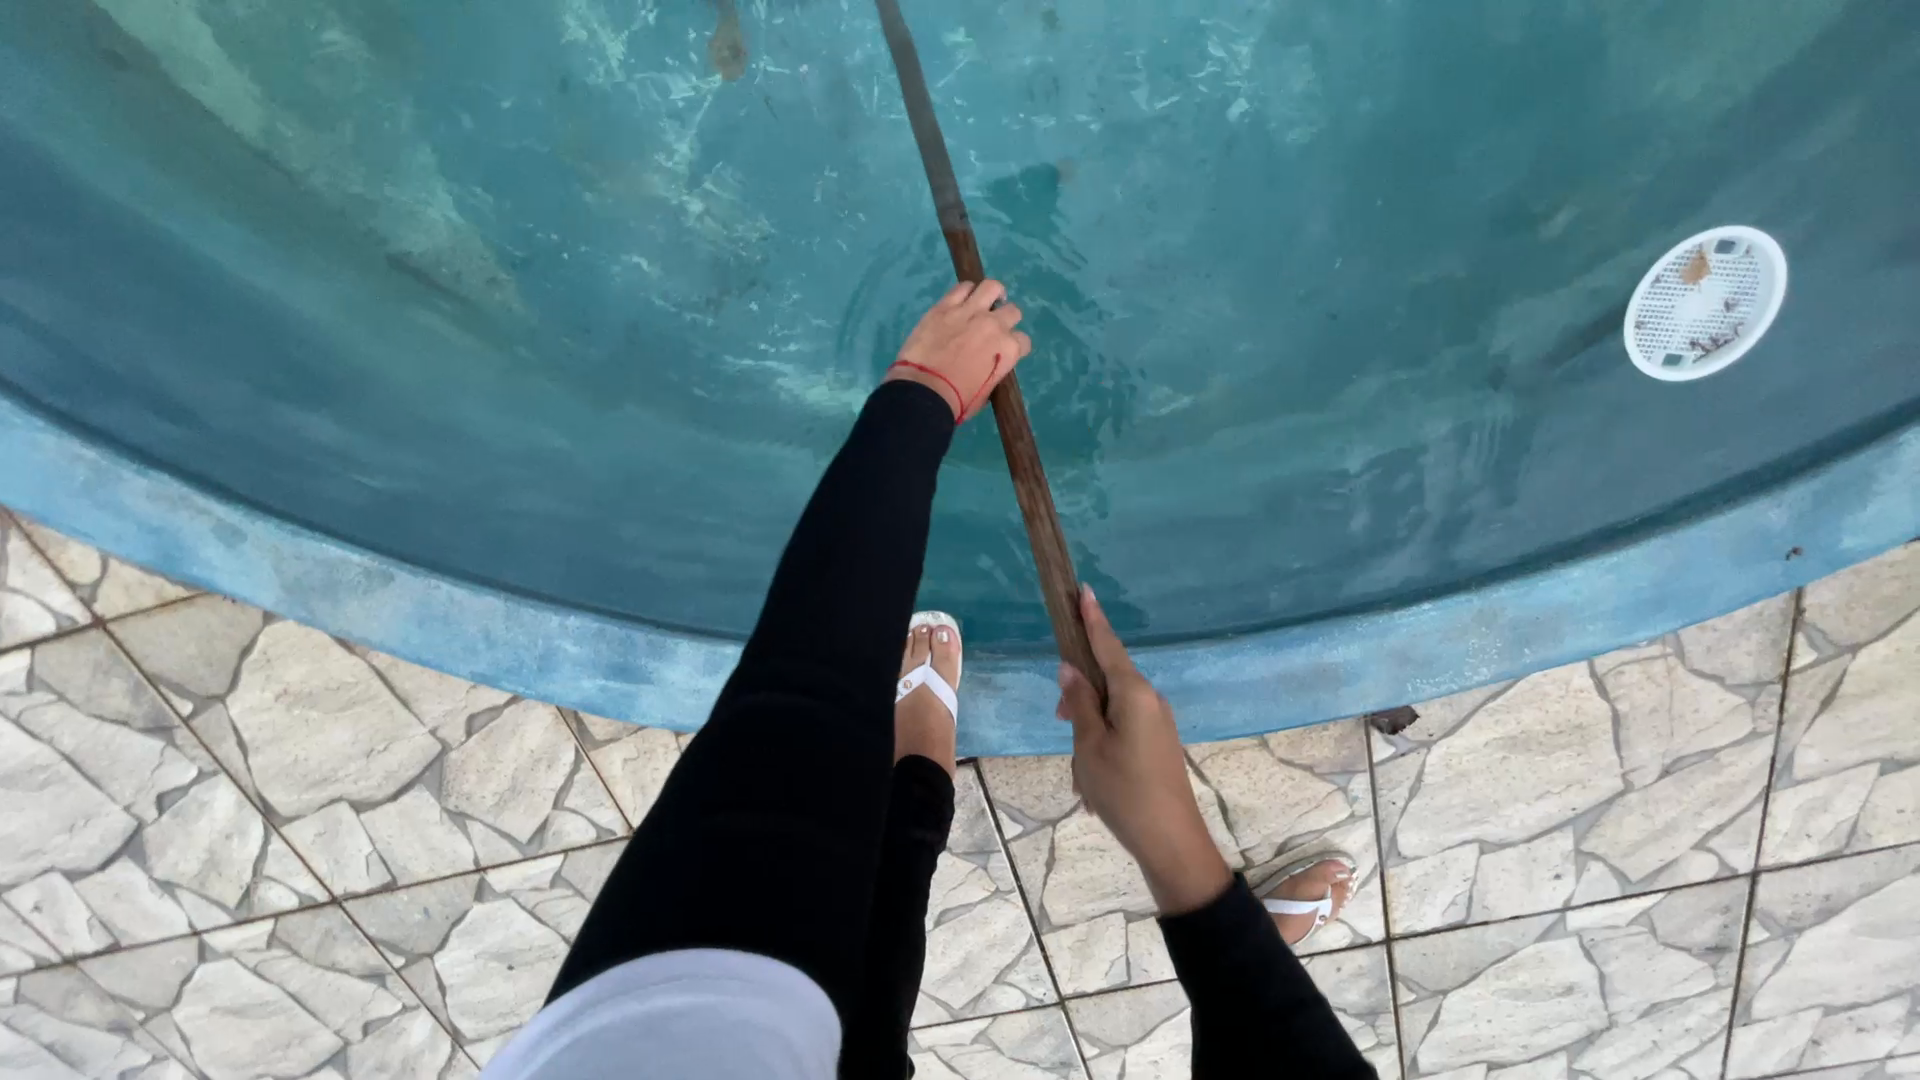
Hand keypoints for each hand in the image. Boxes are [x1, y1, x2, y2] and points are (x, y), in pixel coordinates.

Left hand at [885, 279, 1032, 421]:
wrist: (924, 392)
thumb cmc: (957, 401)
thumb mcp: (987, 392)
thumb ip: (994, 370)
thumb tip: (990, 363)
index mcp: (1008, 350)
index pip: (1023, 341)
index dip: (1014, 346)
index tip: (1004, 351)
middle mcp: (994, 325)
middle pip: (1012, 311)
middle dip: (1006, 319)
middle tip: (993, 327)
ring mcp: (970, 312)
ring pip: (991, 288)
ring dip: (992, 294)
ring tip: (984, 302)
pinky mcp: (945, 306)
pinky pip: (962, 288)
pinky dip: (966, 291)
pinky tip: (963, 299)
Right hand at [1055, 585, 1232, 915]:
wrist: (1171, 842)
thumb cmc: (1124, 791)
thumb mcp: (1089, 747)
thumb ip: (1079, 703)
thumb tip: (1071, 669)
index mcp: (1134, 693)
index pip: (1107, 645)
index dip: (1092, 619)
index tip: (1083, 590)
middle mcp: (1151, 699)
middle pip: (1107, 677)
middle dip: (1080, 693)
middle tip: (1059, 718)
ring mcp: (1158, 722)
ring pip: (1112, 707)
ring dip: (1089, 726)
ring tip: (1081, 769)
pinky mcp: (1158, 742)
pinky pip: (1123, 727)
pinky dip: (1103, 742)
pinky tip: (1094, 778)